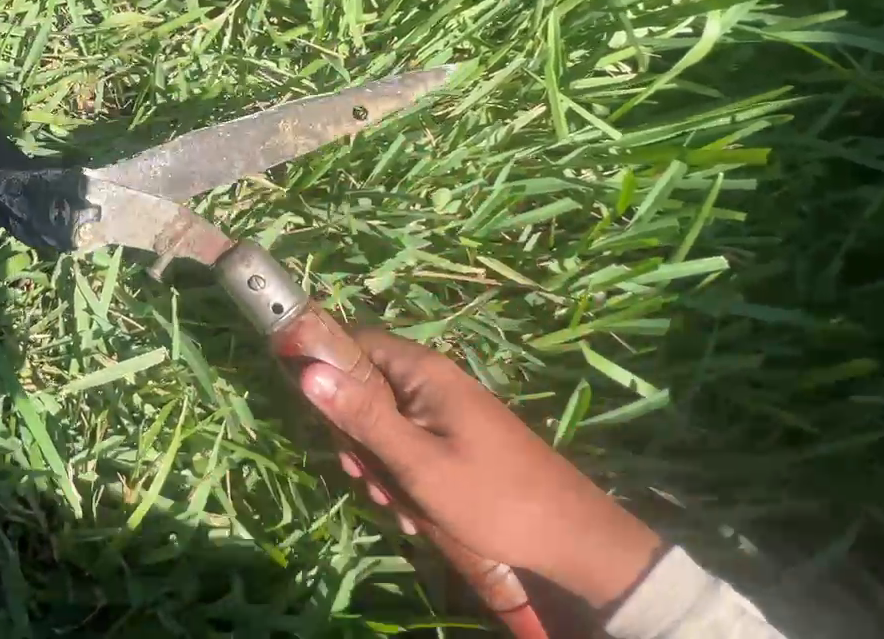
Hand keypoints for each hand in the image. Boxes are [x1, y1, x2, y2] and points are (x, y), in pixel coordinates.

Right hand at [299, 330, 662, 607]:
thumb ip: (362, 416)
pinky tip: (414, 510)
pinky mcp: (458, 434)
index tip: (315, 412)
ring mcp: (447, 408)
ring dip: (379, 460)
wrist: (578, 541)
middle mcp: (433, 379)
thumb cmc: (493, 497)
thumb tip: (306, 372)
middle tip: (362, 476)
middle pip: (366, 385)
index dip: (326, 369)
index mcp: (423, 371)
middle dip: (355, 432)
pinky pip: (411, 439)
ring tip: (394, 504)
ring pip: (386, 419)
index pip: (355, 342)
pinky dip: (404, 471)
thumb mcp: (417, 462)